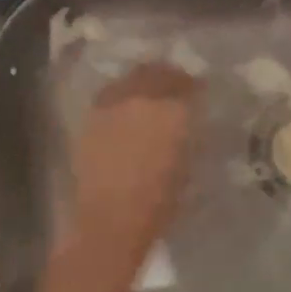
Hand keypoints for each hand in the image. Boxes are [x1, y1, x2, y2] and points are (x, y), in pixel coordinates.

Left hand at [71, 62, 198, 249]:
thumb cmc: (159, 201)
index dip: (194, 86)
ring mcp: (113, 103)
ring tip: (148, 96)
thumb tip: (188, 118)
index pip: (188, 83)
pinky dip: (121, 96)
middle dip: (168, 77)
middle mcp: (142, 97)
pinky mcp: (92, 116)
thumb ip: (189, 133)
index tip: (198, 92)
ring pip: (131, 79)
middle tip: (174, 88)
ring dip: (143, 83)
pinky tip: (125, 110)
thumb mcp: (188, 166)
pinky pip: (111, 94)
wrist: (110, 219)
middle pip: (157, 73)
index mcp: (173, 110)